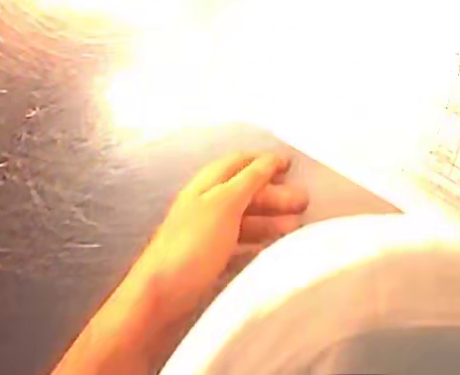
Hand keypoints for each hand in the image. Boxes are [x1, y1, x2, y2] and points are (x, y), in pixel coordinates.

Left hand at [137, 151, 307, 315]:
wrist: (156, 301)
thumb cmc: (193, 243)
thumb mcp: (225, 203)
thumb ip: (251, 178)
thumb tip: (273, 158)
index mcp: (209, 183)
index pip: (242, 161)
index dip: (267, 161)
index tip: (292, 166)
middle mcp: (208, 203)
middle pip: (248, 190)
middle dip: (276, 194)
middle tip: (303, 202)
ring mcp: (207, 232)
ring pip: (246, 218)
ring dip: (272, 219)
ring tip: (296, 228)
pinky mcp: (208, 259)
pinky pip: (240, 243)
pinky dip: (259, 241)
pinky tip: (274, 248)